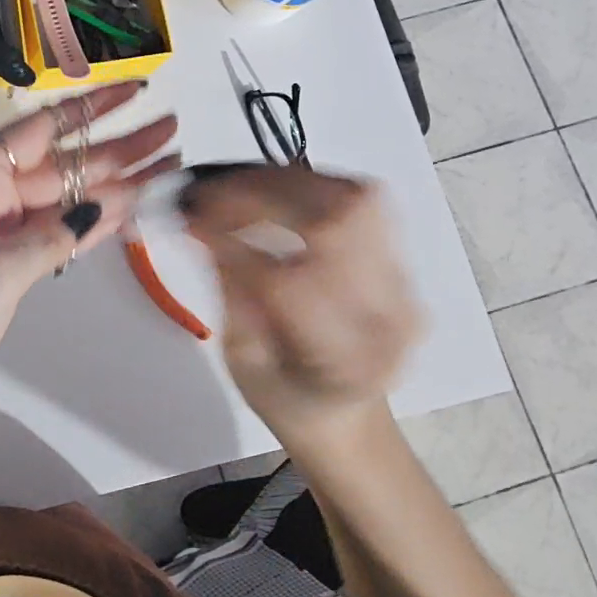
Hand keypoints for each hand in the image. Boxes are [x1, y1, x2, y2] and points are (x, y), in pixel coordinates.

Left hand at [0, 82, 178, 400]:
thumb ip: (53, 236)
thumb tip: (102, 206)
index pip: (41, 129)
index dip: (91, 108)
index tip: (134, 91)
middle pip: (62, 163)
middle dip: (117, 147)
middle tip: (172, 129)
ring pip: (66, 198)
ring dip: (115, 185)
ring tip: (168, 165)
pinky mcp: (7, 259)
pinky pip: (57, 231)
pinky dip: (91, 223)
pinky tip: (133, 208)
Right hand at [180, 165, 421, 453]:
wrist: (346, 413)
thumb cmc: (283, 396)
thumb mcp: (240, 358)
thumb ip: (229, 288)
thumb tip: (201, 224)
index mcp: (342, 361)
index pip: (289, 283)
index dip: (233, 242)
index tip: (190, 219)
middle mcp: (388, 318)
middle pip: (337, 226)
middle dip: (263, 195)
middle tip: (211, 192)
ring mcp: (406, 285)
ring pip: (356, 201)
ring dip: (289, 183)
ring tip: (240, 186)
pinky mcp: (405, 261)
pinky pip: (364, 201)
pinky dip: (313, 185)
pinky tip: (276, 193)